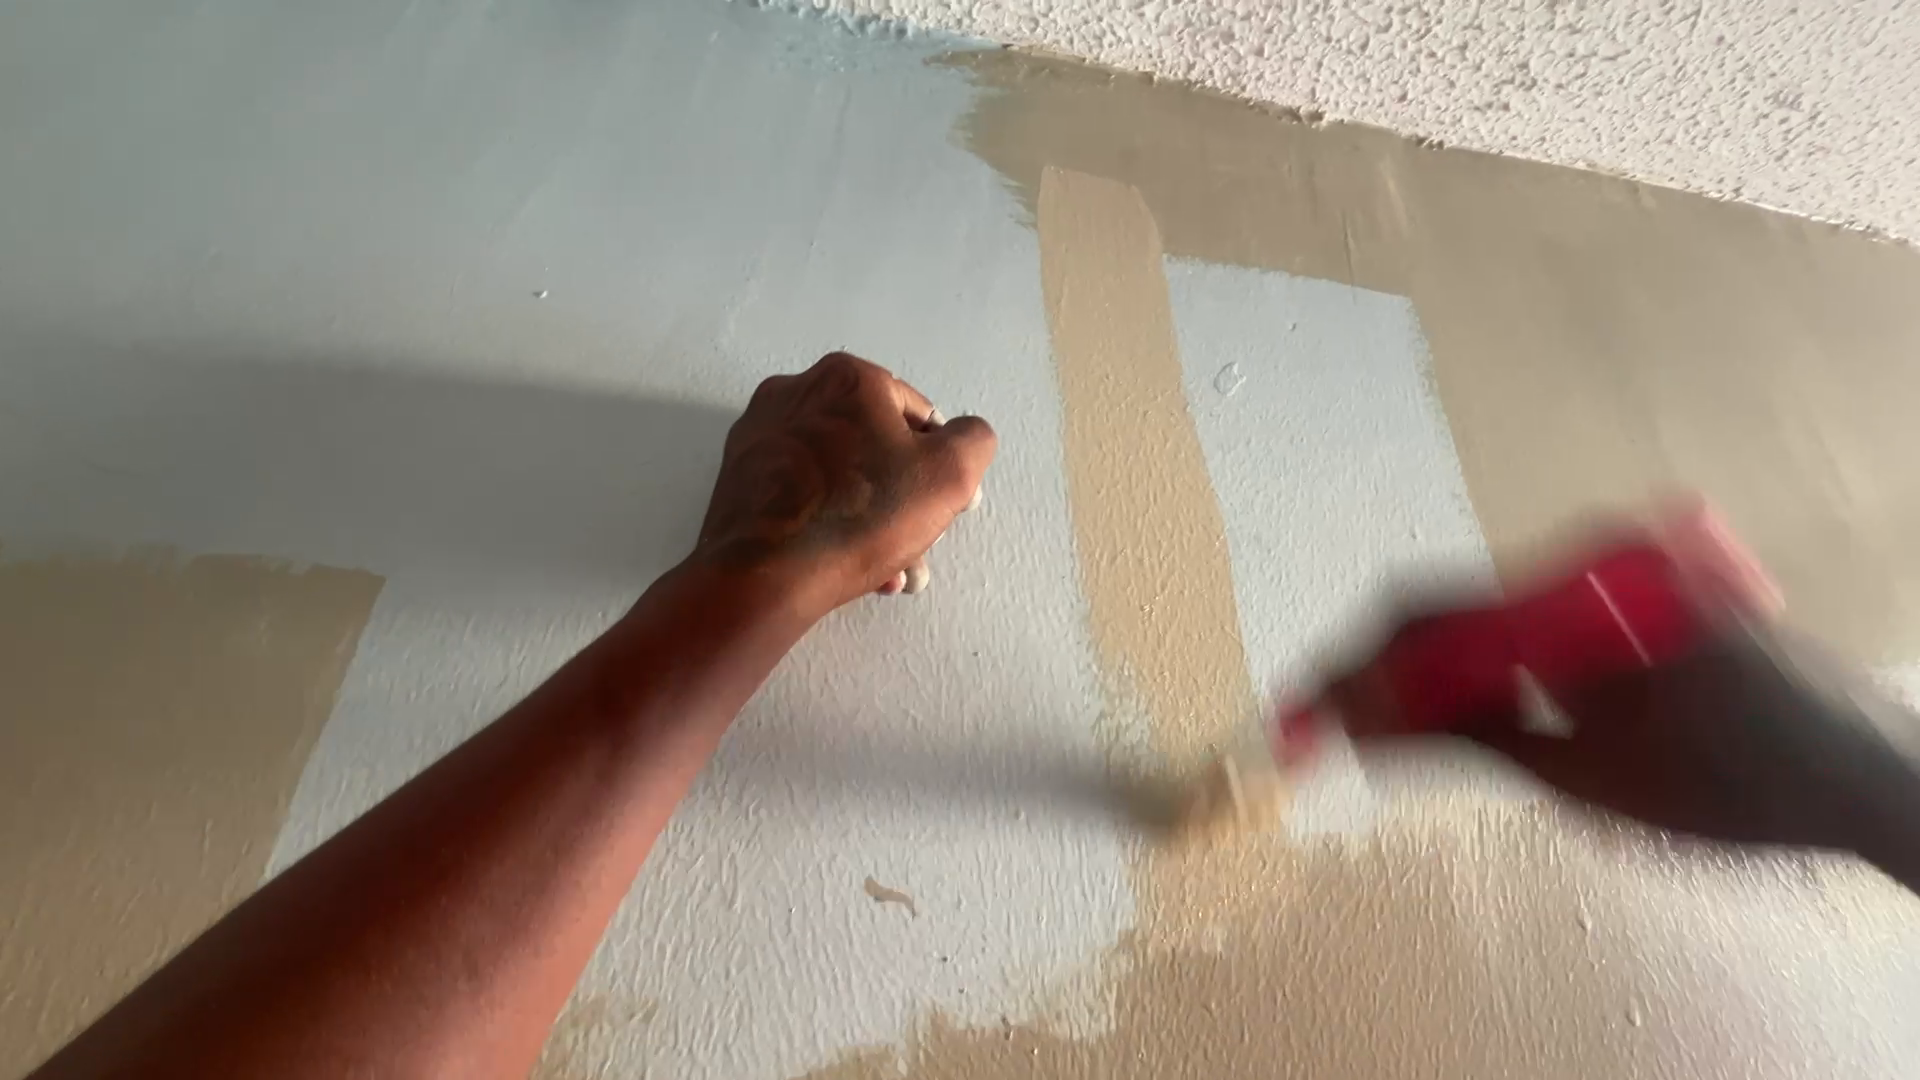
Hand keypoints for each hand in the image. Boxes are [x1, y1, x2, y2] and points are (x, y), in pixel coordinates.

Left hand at [694, 352, 995, 617]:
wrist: (762, 576)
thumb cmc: (861, 517)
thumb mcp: (949, 475)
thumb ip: (973, 441)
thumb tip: (962, 438)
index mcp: (848, 377)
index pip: (919, 417)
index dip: (940, 466)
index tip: (942, 510)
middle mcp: (797, 391)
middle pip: (877, 450)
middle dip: (905, 505)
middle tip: (917, 550)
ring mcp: (760, 434)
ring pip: (842, 479)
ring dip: (874, 525)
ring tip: (889, 573)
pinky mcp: (738, 476)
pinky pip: (804, 495)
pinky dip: (832, 525)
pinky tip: (849, 566)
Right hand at [1334, 611, 1919, 858]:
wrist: (1867, 779)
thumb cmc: (1736, 793)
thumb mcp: (1583, 778)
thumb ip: (1459, 737)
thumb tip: (1352, 726)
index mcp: (1577, 605)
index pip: (1422, 622)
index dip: (1351, 670)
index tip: (1299, 713)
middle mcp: (1578, 566)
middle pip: (1432, 614)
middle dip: (1369, 673)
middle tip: (1317, 724)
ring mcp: (1592, 572)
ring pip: (1460, 617)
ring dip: (1410, 673)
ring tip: (1367, 722)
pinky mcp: (1601, 588)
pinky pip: (1502, 621)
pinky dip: (1460, 666)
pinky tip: (1432, 702)